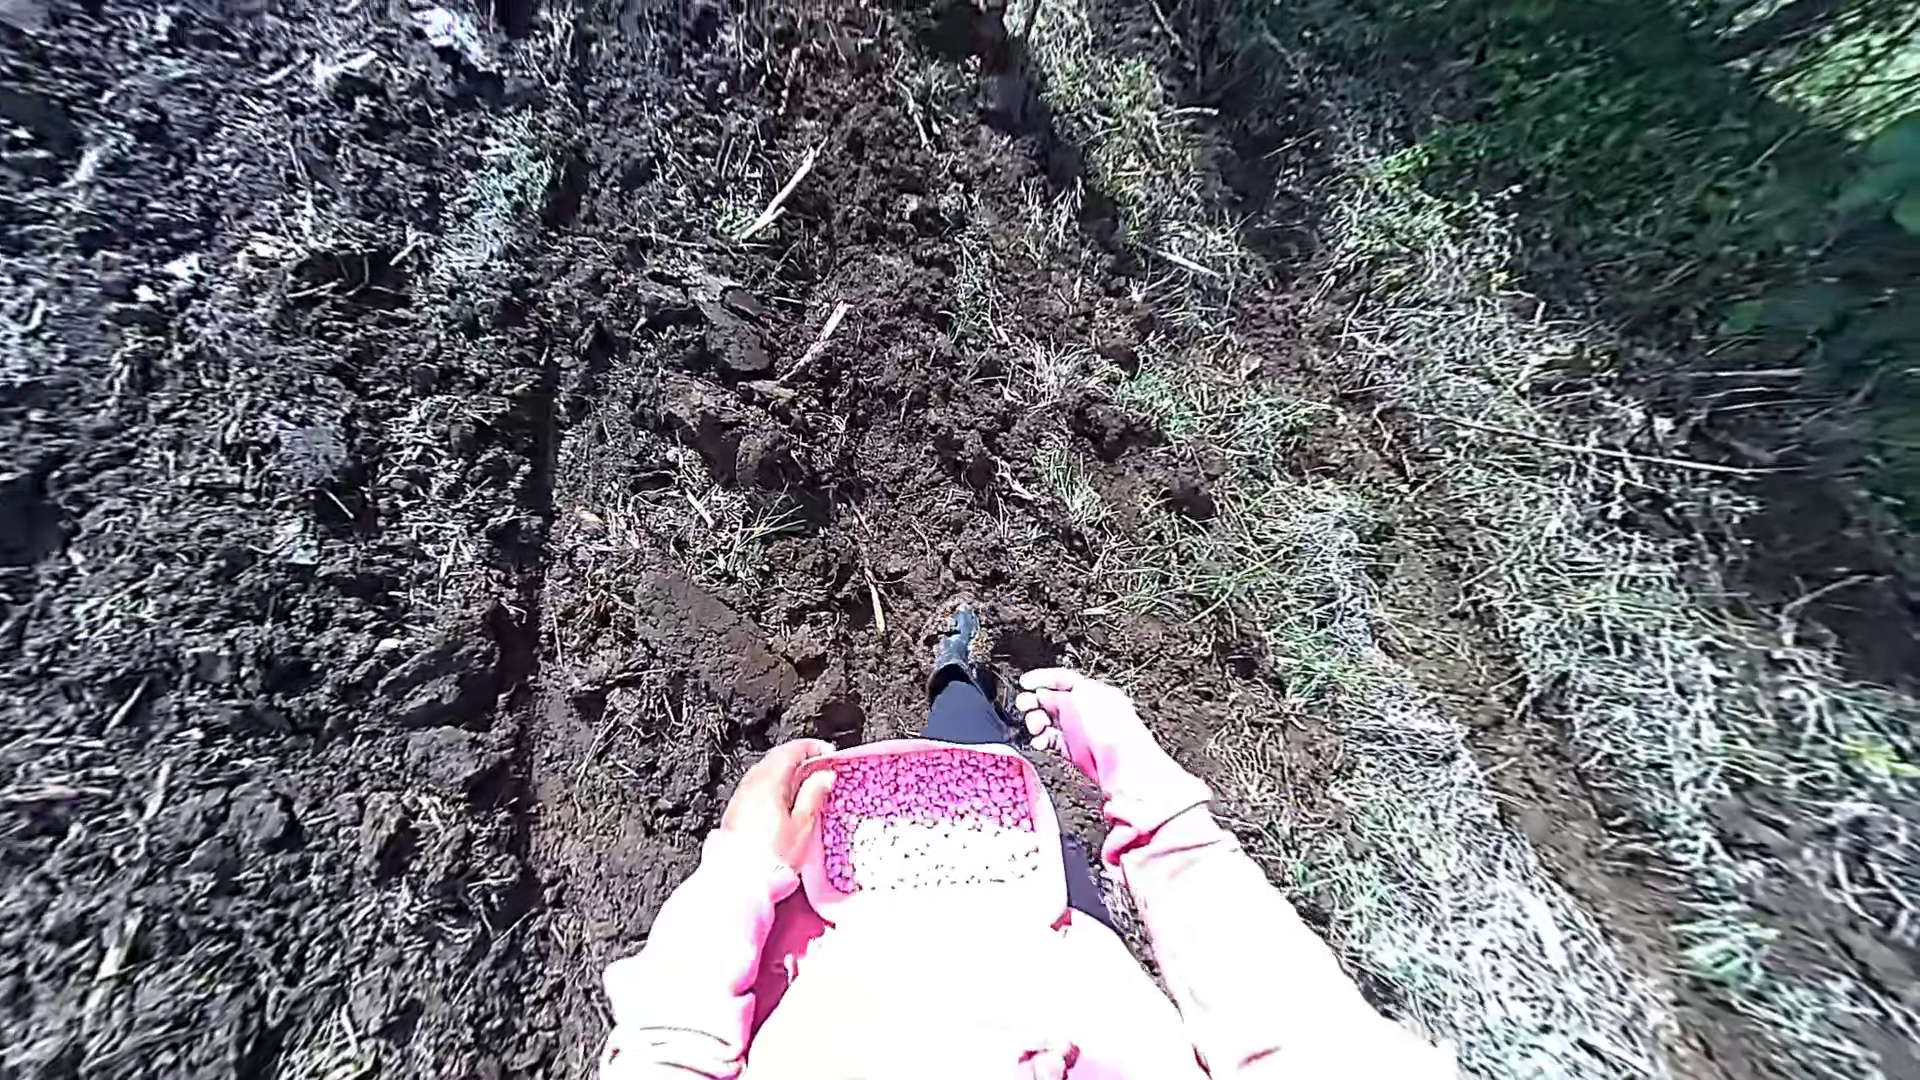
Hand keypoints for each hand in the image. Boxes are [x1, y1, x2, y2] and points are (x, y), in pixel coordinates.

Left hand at [720, 739, 835, 869]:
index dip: (813, 747)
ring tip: (803, 784)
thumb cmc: (769, 859)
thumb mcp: (802, 826)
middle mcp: (751, 783)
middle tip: (819, 767)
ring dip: (786, 771)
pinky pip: (757, 786)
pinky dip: (773, 784)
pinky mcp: (734, 812)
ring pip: (766, 771)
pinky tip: (783, 801)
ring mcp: (741, 797)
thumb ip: (814, 794)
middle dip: (800, 757)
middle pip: (777, 757)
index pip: (793, 750)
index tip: (828, 753)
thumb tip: (824, 776)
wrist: (735, 885)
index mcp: (769, 780)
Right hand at [1017, 669, 1210, 860]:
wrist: (1125, 771)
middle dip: (1036, 701)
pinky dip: (1043, 739)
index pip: (1063, 678)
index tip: (1024, 683)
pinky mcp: (1079, 753)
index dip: (1042, 679)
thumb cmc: (1109, 731)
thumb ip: (1054, 695)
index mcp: (1094, 691)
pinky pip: (1055, 741)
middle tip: (1025, 706)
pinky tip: (1038, 741)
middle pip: (1054, 700)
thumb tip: (1041, 696)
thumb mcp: (1075, 700)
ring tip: (1034, 726)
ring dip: (1037, 721)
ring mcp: (1084, 732)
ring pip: (1052, 721)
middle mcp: (1090, 710)